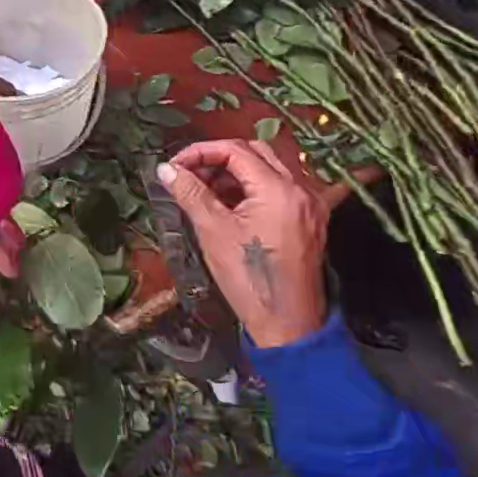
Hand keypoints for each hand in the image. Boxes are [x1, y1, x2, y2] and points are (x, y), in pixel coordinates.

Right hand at [157, 139, 327, 347]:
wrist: (288, 325)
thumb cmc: (248, 279)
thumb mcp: (214, 232)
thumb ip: (191, 193)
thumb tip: (166, 169)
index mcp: (278, 189)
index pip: (236, 151)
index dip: (202, 152)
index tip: (177, 165)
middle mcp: (300, 189)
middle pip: (256, 153)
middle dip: (220, 158)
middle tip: (191, 175)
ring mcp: (310, 205)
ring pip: (270, 169)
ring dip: (237, 174)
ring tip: (207, 191)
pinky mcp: (311, 220)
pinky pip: (282, 190)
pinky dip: (256, 189)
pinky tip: (234, 203)